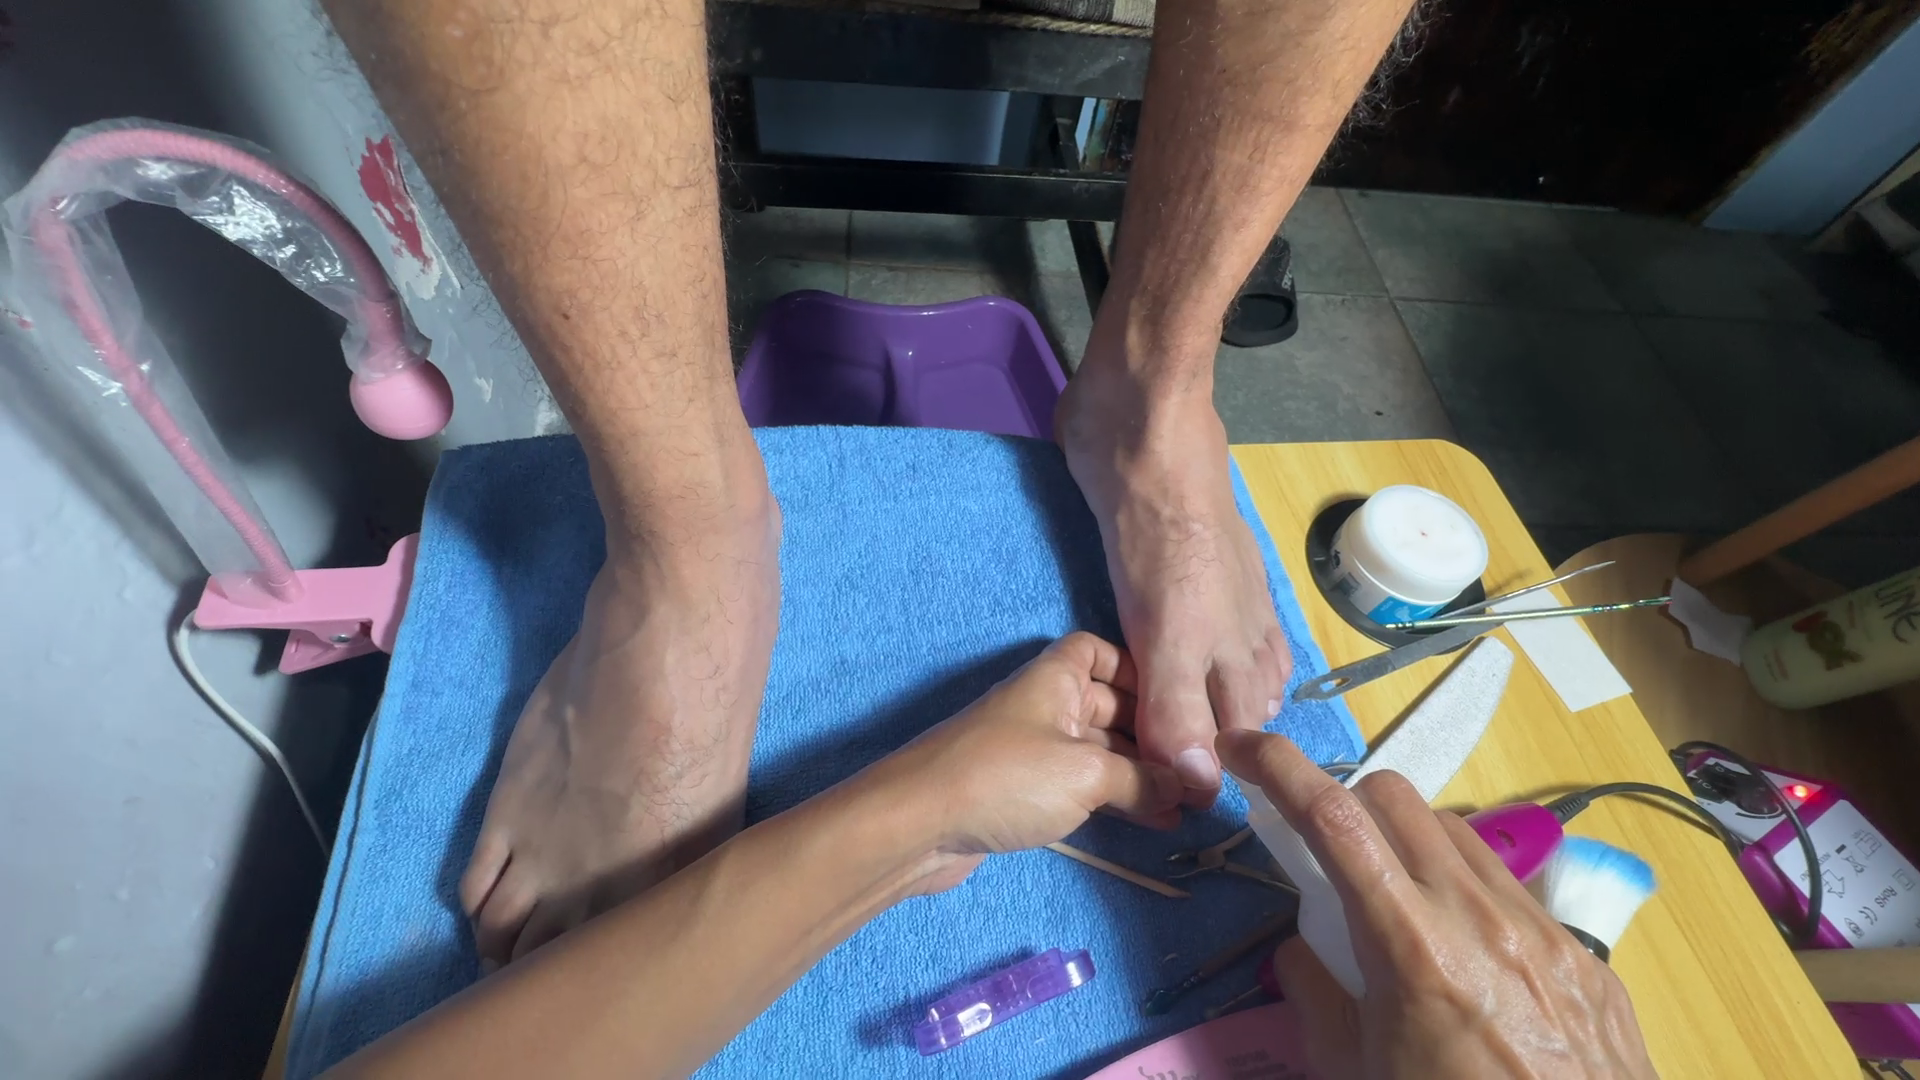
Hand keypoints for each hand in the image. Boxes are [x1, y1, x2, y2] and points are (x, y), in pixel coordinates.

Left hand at [860, 632, 1186, 890]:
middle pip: (1108, 706)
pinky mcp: (1024, 790)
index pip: (1098, 652)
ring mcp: (1033, 749)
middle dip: (1153, 735)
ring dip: (1140, 775)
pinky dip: (1114, 798)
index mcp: (1054, 678)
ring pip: (1098, 751)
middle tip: (1202, 771)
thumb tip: (1191, 786)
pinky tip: (1153, 823)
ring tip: (1189, 806)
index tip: (1179, 703)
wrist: (919, 824)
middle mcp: (1045, 705)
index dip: (1137, 670)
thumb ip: (1143, 778)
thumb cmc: (1007, 778)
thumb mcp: (1085, 774)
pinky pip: (1080, 784)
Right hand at [1216, 730, 1656, 1079]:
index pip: (1333, 819)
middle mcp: (1480, 918)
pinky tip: (1470, 956)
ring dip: (1405, 840)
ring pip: (1452, 828)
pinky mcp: (1586, 956)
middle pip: (1393, 795)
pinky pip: (1508, 884)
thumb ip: (1311, 987)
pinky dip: (1463, 889)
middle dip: (1343, 799)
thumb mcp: (1348, 1069)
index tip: (1238, 746)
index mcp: (1411, 948)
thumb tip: (1305, 944)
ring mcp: (1543, 932)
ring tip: (1400, 901)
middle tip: (1330, 850)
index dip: (1277, 766)